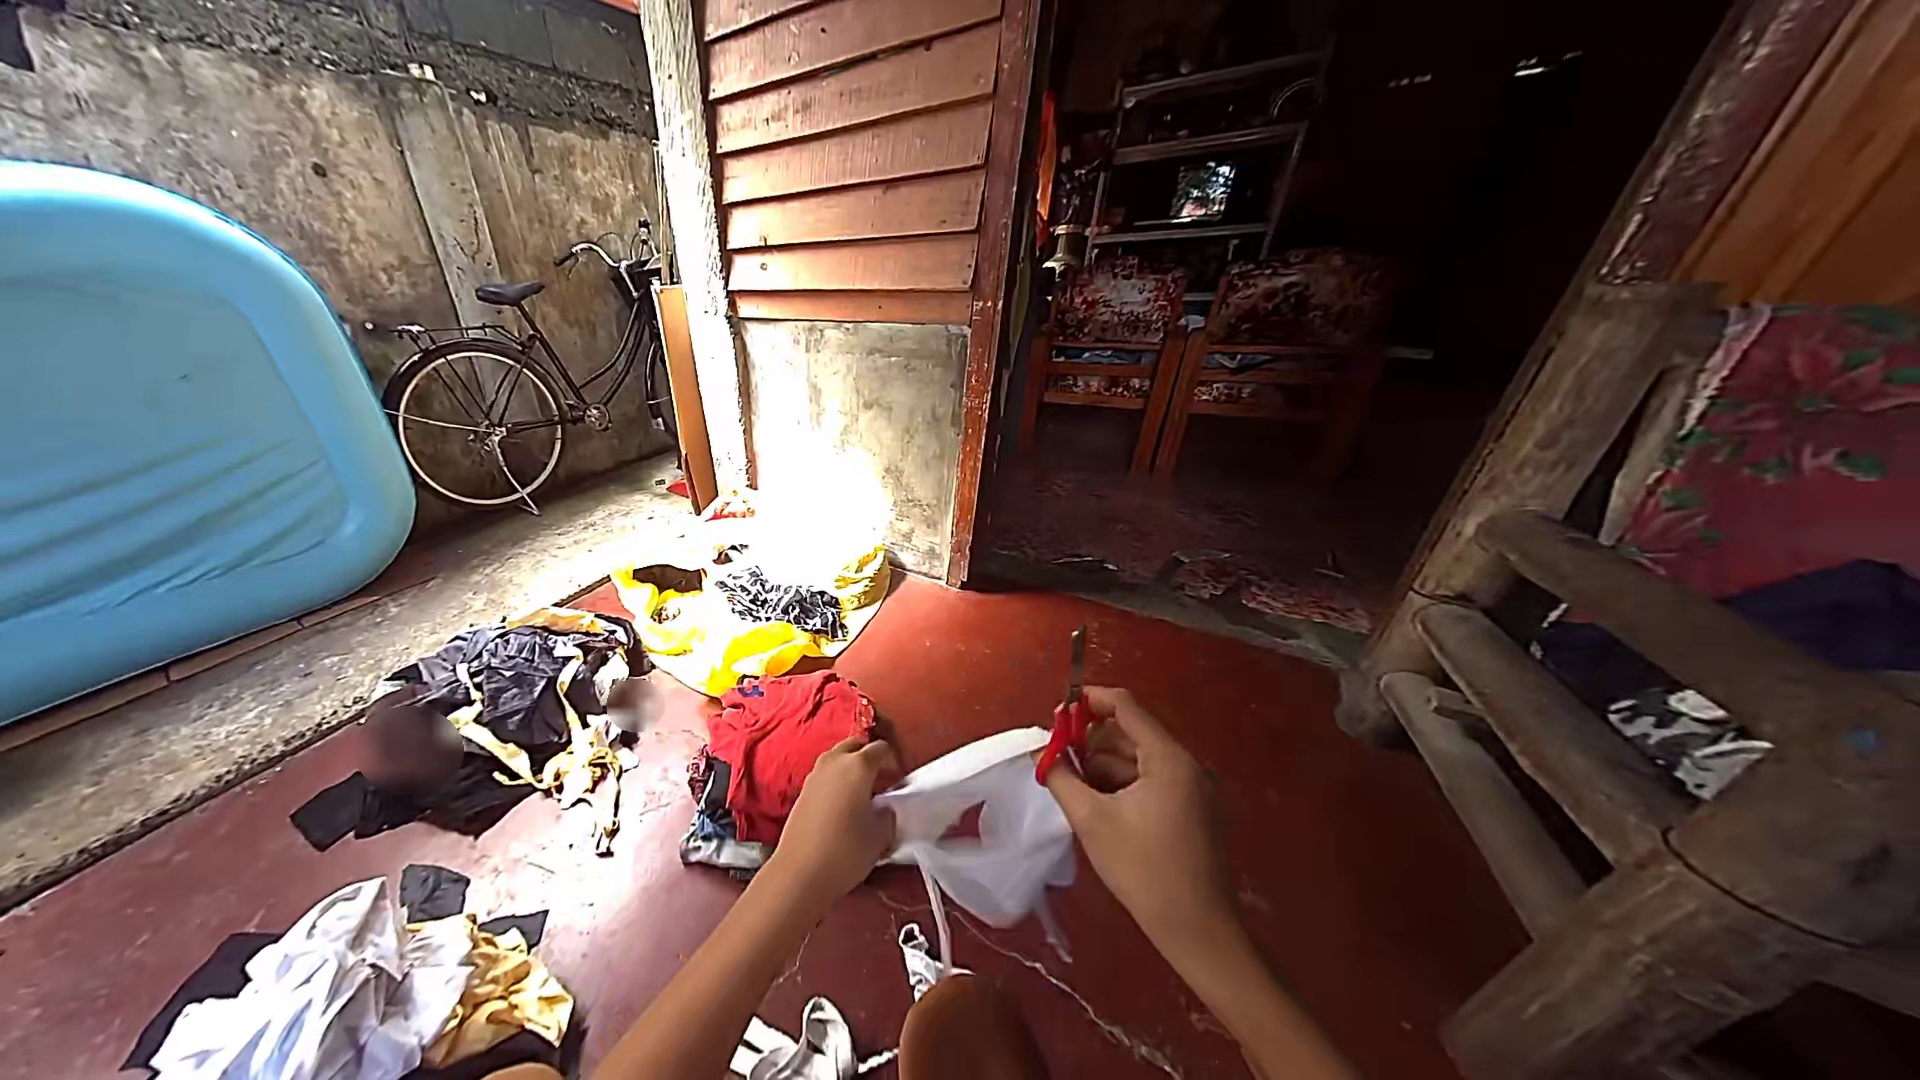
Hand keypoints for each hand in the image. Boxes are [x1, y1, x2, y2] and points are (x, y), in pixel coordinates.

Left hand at [764, 737, 899, 912]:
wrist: (799, 874)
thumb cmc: (847, 850)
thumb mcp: (881, 834)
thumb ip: (888, 813)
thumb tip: (884, 807)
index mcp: (858, 765)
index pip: (881, 748)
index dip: (894, 761)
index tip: (900, 780)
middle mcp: (834, 762)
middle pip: (855, 746)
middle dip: (869, 756)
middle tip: (882, 780)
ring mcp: (814, 776)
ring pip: (837, 759)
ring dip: (851, 768)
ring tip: (863, 793)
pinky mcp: (802, 793)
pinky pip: (825, 776)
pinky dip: (836, 782)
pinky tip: (843, 806)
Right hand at [1043, 688, 1234, 945]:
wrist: (1198, 931)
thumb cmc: (1144, 871)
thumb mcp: (1092, 820)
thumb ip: (1061, 777)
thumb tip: (1040, 751)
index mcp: (1168, 758)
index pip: (1126, 706)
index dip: (1090, 701)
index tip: (1058, 710)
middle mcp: (1184, 764)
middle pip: (1131, 731)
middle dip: (1091, 739)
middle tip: (1057, 754)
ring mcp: (1191, 787)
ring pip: (1137, 758)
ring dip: (1102, 763)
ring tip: (1071, 782)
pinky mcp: (1190, 809)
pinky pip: (1149, 779)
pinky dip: (1120, 783)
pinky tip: (1096, 802)